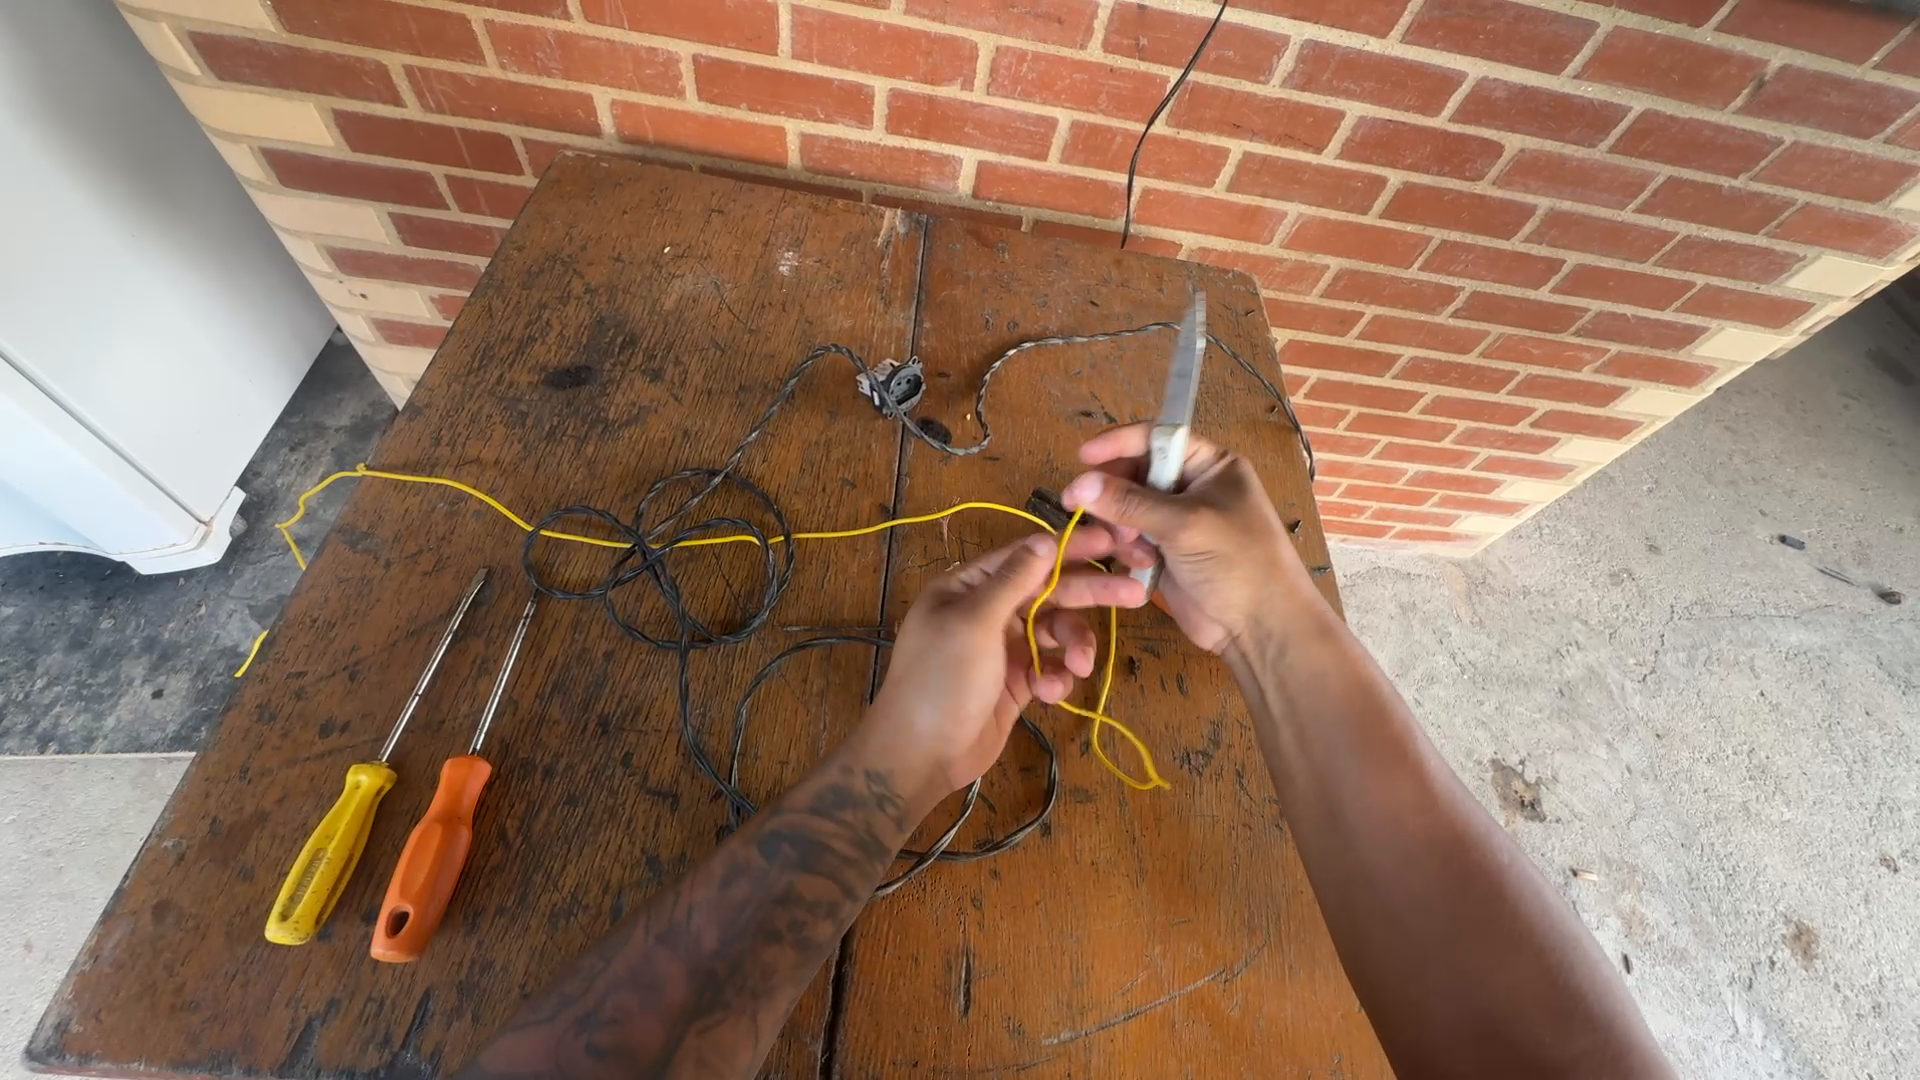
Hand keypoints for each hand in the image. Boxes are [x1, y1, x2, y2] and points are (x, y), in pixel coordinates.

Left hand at [863, 528, 1146, 808]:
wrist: (923, 754)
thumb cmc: (942, 679)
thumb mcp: (975, 623)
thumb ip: (1013, 581)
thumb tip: (1045, 540)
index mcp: (969, 586)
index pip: (1026, 557)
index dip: (1069, 547)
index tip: (1112, 541)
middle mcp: (988, 610)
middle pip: (1049, 591)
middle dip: (1089, 593)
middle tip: (1135, 592)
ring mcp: (1004, 646)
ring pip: (1056, 631)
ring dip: (1074, 645)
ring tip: (1081, 666)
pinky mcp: (1017, 680)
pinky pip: (1050, 666)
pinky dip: (1056, 676)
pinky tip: (1049, 692)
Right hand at [1061, 423, 1308, 654]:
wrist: (1259, 627)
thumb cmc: (1236, 562)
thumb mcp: (1184, 524)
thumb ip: (1129, 503)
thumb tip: (1077, 484)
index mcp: (1208, 465)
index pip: (1155, 437)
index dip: (1118, 443)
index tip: (1083, 457)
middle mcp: (1190, 487)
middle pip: (1133, 474)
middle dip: (1114, 493)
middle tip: (1085, 508)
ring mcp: (1174, 521)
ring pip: (1124, 509)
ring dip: (1120, 527)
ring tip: (1130, 548)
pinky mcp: (1161, 552)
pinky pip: (1127, 539)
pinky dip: (1126, 549)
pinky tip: (1139, 565)